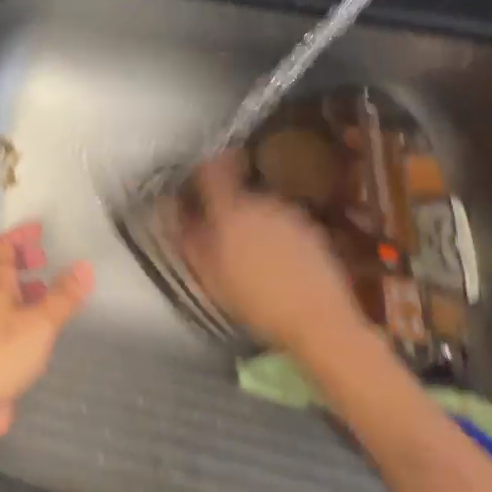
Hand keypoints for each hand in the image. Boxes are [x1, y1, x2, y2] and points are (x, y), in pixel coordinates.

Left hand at [0, 221, 92, 443]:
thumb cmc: (0, 354)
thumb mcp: (38, 323)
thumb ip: (62, 297)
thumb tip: (85, 265)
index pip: (2, 247)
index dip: (19, 234)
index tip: (40, 227)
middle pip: (2, 268)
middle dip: (23, 258)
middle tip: (47, 257)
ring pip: (7, 294)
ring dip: (26, 286)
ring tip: (52, 289)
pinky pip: (11, 318)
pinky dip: (27, 312)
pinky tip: (44, 326)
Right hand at [175, 151, 364, 351]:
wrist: (321, 322)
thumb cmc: (255, 300)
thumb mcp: (208, 274)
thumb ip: (186, 237)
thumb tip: (171, 210)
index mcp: (229, 209)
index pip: (211, 170)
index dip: (201, 170)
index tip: (196, 179)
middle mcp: (261, 202)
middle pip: (239, 194)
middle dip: (230, 209)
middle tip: (224, 237)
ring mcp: (292, 215)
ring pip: (263, 211)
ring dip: (256, 224)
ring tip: (255, 257)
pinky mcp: (315, 232)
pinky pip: (286, 226)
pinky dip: (280, 238)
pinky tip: (282, 267)